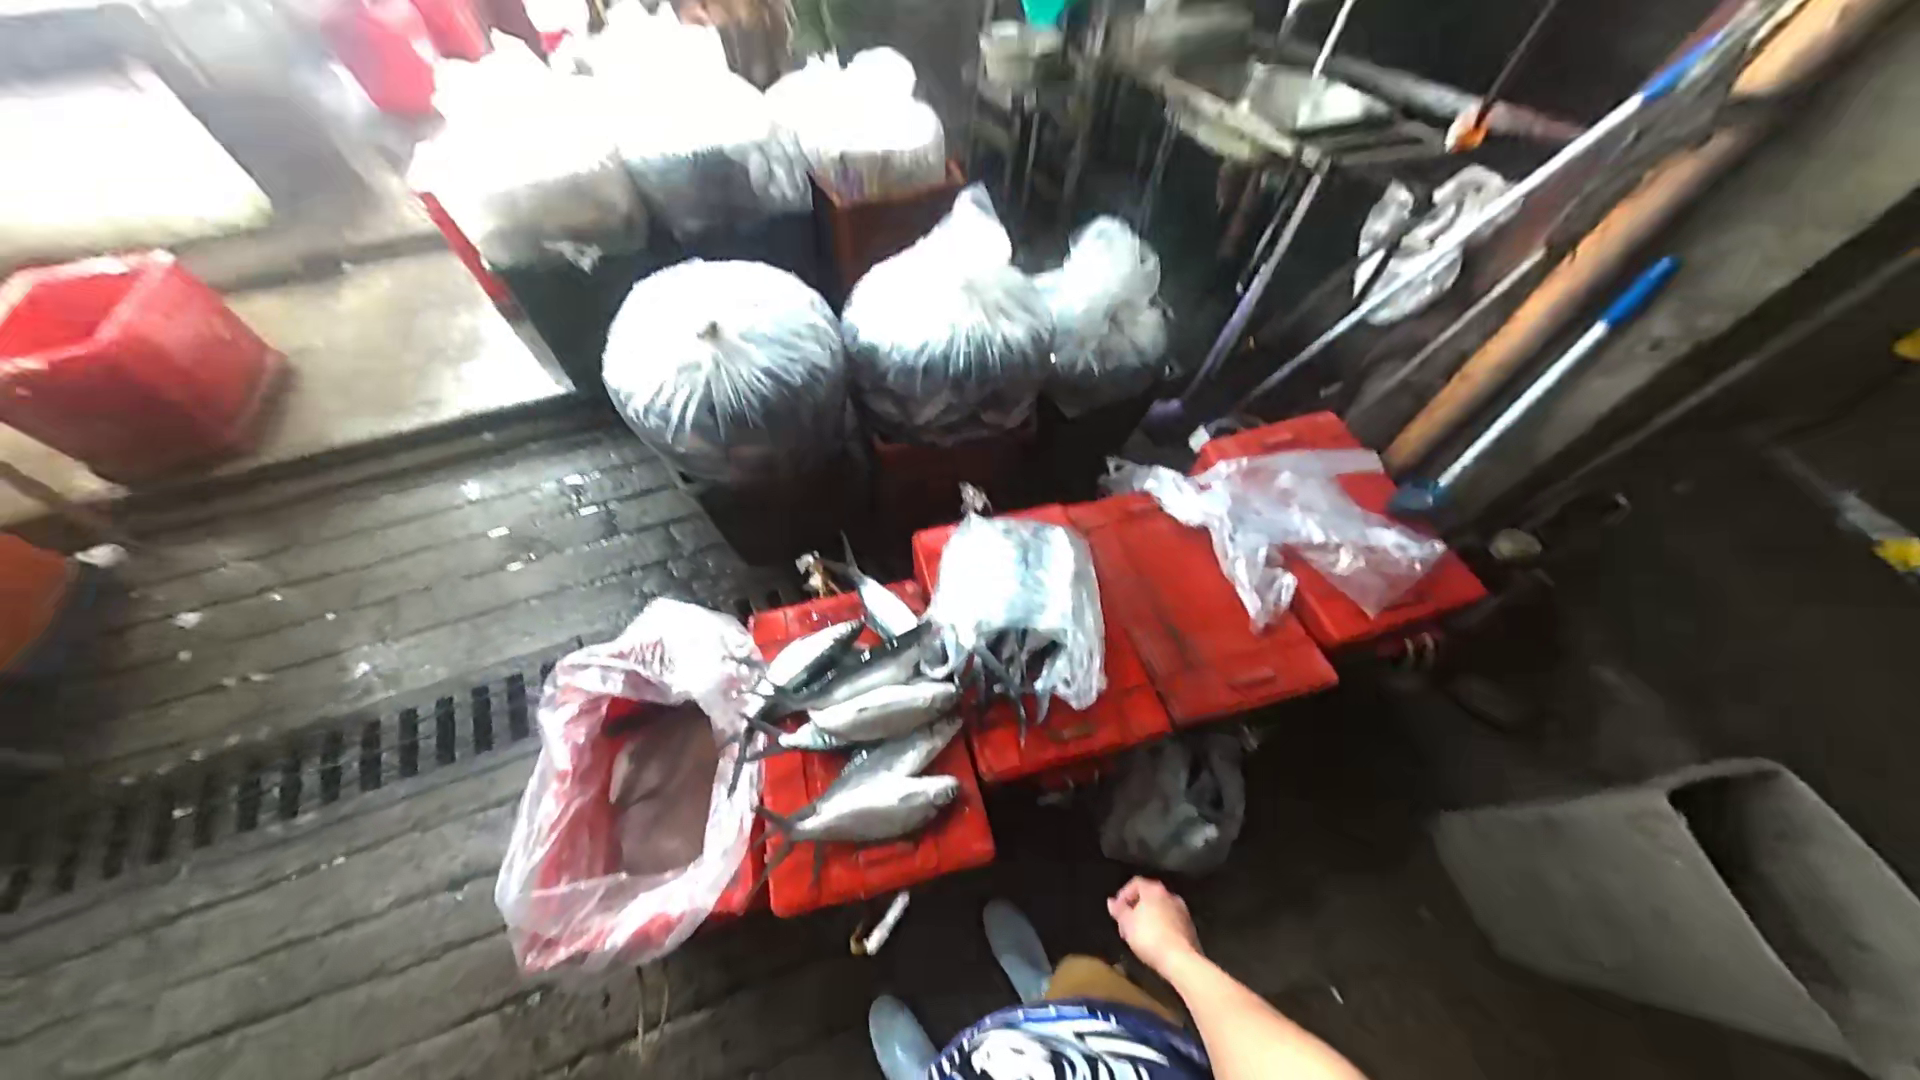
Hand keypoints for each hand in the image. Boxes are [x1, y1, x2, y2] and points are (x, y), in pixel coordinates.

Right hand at [1108, 877, 1202, 975]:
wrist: (1181, 961)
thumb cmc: (1149, 937)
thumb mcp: (1127, 923)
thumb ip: (1119, 910)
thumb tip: (1111, 901)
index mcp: (1154, 889)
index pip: (1135, 883)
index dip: (1123, 895)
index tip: (1117, 911)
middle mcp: (1170, 895)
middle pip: (1148, 896)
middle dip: (1135, 909)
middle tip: (1126, 926)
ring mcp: (1183, 911)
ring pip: (1160, 910)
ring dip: (1148, 919)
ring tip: (1139, 936)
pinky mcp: (1190, 928)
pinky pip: (1170, 922)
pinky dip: (1161, 927)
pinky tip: (1155, 942)